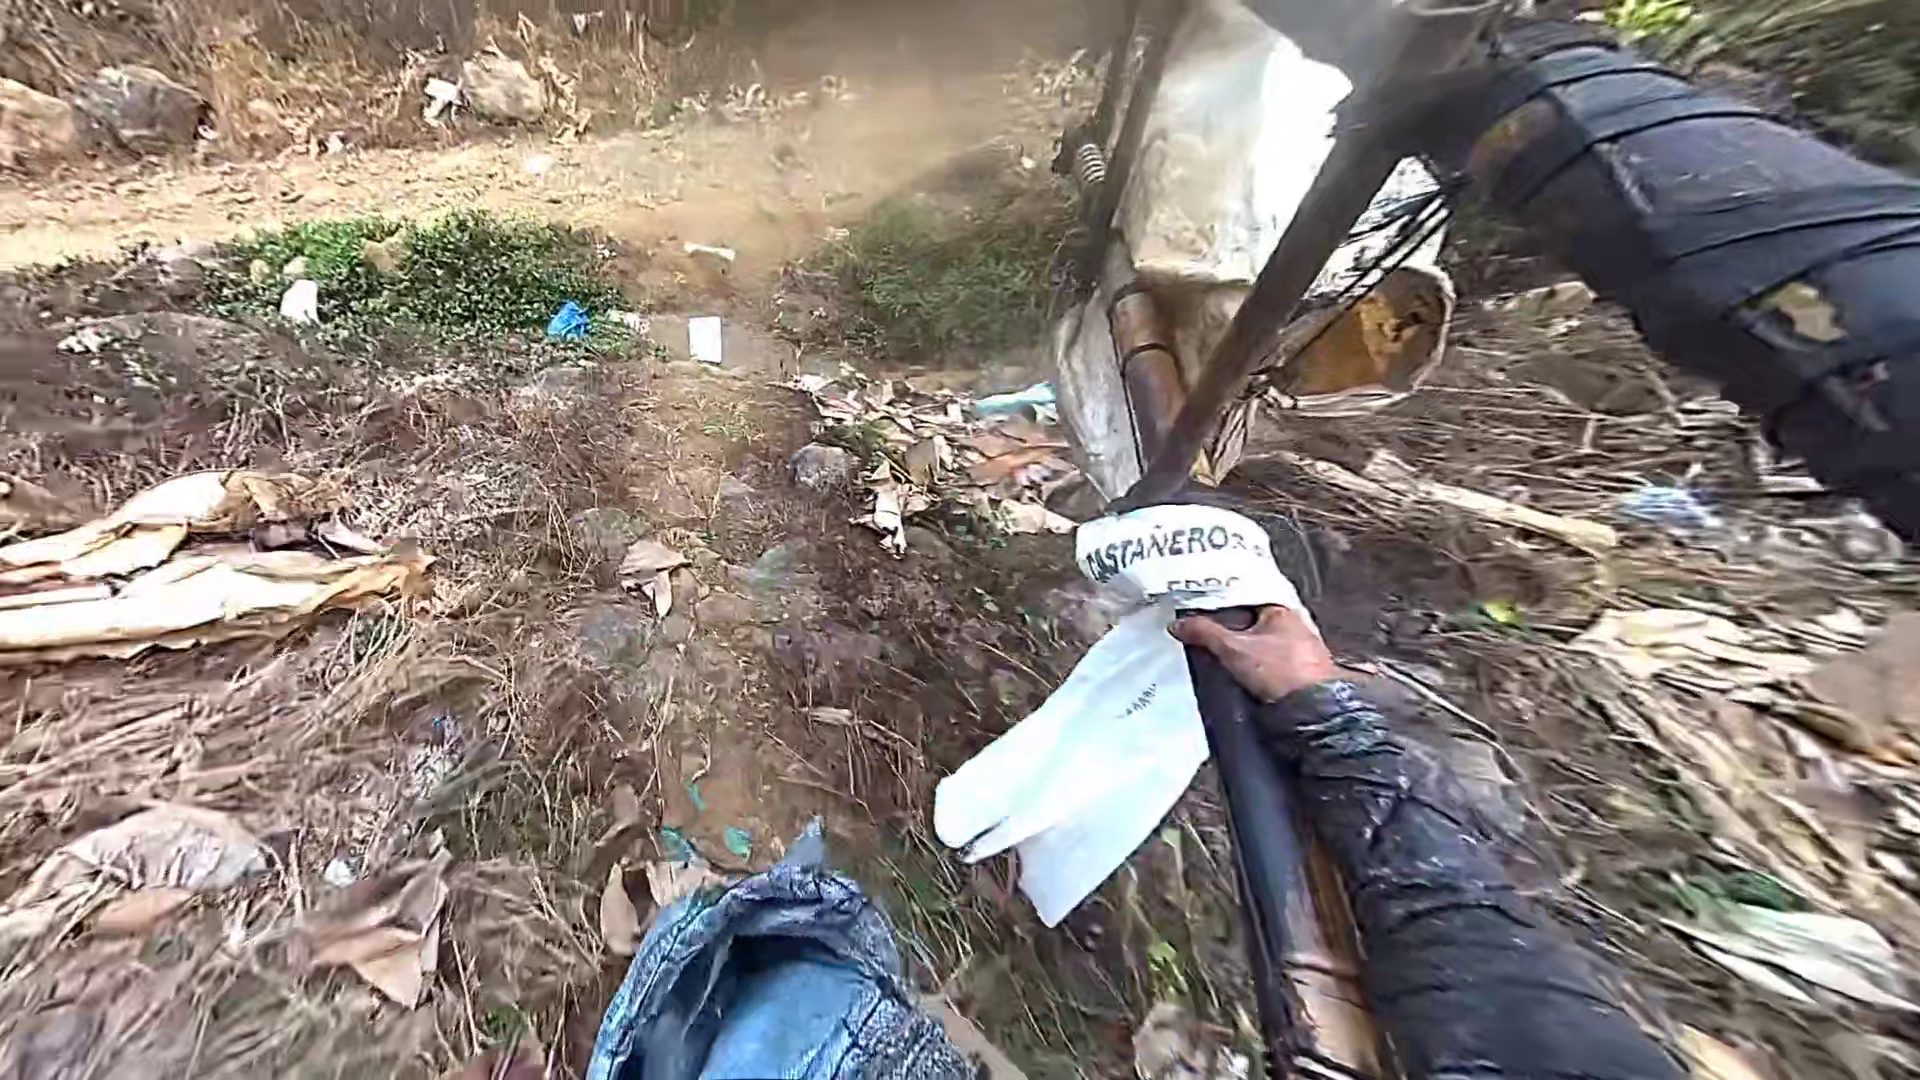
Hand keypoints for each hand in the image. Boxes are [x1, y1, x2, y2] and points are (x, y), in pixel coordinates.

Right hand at [1170, 606, 1335, 702]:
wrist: (1312, 710)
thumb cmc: (1281, 672)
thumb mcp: (1232, 648)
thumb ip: (1203, 632)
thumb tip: (1180, 624)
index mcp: (1282, 611)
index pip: (1244, 600)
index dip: (1221, 606)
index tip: (1202, 612)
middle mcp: (1296, 627)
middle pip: (1252, 622)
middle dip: (1231, 628)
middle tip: (1205, 632)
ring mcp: (1300, 651)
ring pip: (1262, 643)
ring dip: (1243, 649)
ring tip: (1219, 653)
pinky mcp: (1301, 674)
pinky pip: (1270, 662)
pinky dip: (1255, 665)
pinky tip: (1242, 672)